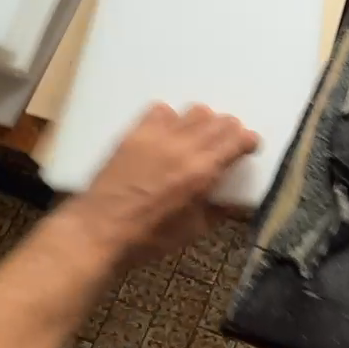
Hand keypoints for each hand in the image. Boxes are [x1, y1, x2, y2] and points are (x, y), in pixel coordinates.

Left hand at [52, 103, 258, 270]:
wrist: (99, 231)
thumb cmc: (149, 238)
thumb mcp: (193, 230)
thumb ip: (219, 210)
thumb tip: (236, 201)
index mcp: (203, 172)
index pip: (238, 140)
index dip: (249, 141)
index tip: (249, 147)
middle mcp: (185, 147)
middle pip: (221, 120)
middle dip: (230, 130)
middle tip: (227, 143)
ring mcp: (159, 136)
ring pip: (195, 110)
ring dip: (203, 121)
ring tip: (198, 136)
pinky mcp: (135, 133)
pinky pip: (161, 110)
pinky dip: (170, 118)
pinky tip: (167, 133)